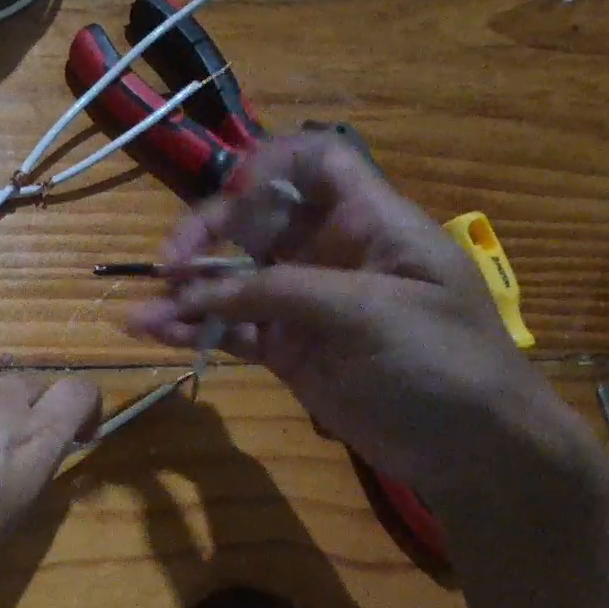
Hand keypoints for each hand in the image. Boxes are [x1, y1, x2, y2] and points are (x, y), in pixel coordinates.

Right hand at [127, 132, 573, 492]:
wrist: (465, 444)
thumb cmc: (441, 360)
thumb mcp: (368, 310)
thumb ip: (280, 292)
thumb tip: (192, 293)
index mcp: (368, 223)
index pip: (315, 163)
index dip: (266, 166)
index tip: (225, 200)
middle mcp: (328, 254)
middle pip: (255, 220)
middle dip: (206, 234)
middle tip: (168, 268)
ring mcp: (302, 305)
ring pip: (230, 281)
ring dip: (185, 292)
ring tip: (143, 315)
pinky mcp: (284, 350)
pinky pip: (228, 330)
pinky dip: (191, 331)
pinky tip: (156, 335)